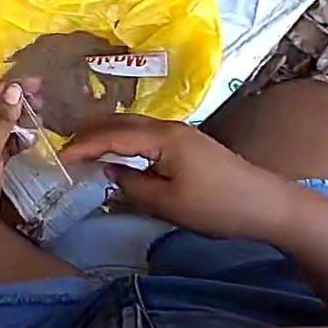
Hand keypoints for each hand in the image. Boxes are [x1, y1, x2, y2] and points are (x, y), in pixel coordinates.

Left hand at [0, 79, 24, 245]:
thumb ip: (0, 120)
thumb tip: (14, 90)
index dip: (6, 88)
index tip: (34, 83)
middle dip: (13, 103)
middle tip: (42, 99)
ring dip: (16, 121)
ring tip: (40, 116)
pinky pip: (1, 145)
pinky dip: (15, 140)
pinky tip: (31, 138)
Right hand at [61, 115, 300, 240]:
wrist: (267, 204)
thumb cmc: (217, 206)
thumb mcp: (169, 204)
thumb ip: (134, 185)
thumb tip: (109, 172)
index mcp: (163, 137)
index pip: (113, 134)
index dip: (85, 144)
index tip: (60, 155)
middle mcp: (170, 127)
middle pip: (123, 121)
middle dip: (92, 132)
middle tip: (67, 147)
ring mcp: (182, 133)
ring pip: (136, 125)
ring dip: (109, 134)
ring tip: (86, 148)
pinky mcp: (190, 143)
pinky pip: (148, 134)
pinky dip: (126, 139)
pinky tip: (121, 153)